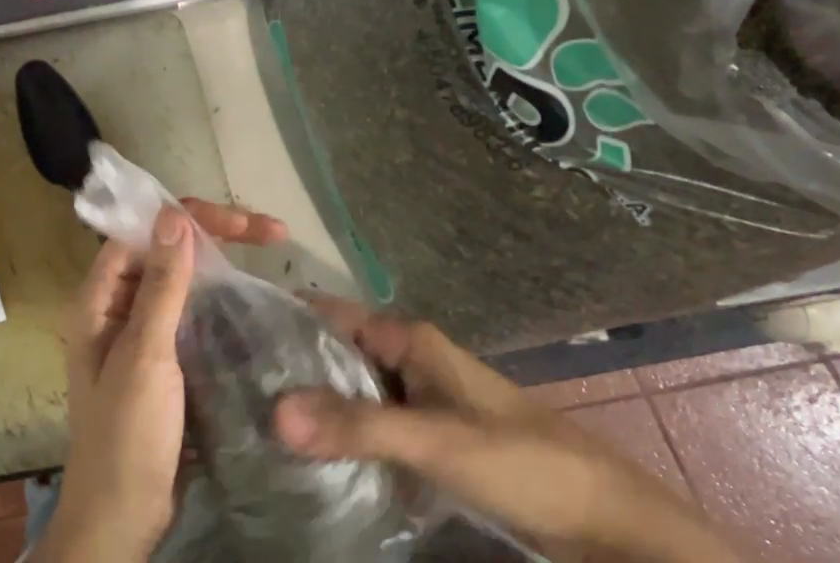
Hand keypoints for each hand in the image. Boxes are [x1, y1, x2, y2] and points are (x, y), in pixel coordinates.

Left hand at [39, 199, 286, 562]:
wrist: (123, 513)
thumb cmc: (127, 432)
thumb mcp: (145, 354)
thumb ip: (160, 286)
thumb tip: (173, 216)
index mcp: (98, 299)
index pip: (140, 234)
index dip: (186, 218)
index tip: (242, 223)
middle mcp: (116, 308)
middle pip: (163, 252)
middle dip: (213, 235)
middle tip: (272, 234)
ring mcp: (140, 336)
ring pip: (180, 282)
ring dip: (219, 266)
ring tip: (271, 257)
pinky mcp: (164, 362)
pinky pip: (190, 316)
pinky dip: (218, 302)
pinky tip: (253, 302)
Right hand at [272, 298, 744, 562]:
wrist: (611, 526)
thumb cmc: (525, 463)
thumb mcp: (437, 442)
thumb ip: (357, 425)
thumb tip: (272, 412)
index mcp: (412, 340)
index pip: (329, 312)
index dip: (283, 317)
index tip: (229, 333)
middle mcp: (411, 362)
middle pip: (335, 353)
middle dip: (289, 367)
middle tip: (230, 387)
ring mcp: (422, 403)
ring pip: (352, 393)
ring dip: (313, 406)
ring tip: (254, 421)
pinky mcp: (432, 441)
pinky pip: (372, 429)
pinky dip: (342, 438)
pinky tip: (310, 458)